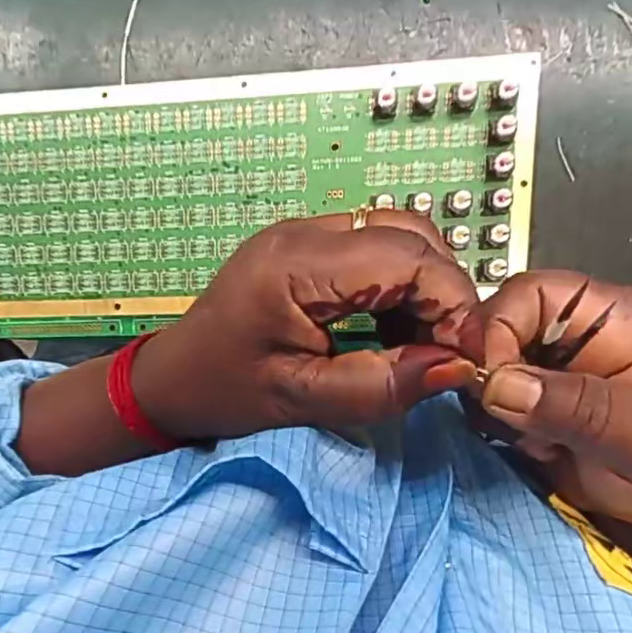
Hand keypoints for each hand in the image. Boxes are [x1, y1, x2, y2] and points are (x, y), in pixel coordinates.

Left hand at [16, 211, 485, 476]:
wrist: (170, 378)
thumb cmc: (217, 389)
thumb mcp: (300, 399)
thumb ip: (379, 385)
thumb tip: (454, 366)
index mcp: (295, 264)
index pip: (409, 258)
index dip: (452, 306)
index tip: (461, 357)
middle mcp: (301, 233)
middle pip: (411, 237)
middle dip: (442, 296)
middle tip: (440, 354)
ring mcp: (301, 235)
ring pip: (398, 239)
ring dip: (422, 290)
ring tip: (414, 347)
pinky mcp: (303, 249)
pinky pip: (372, 251)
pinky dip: (396, 288)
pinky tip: (389, 332)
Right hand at [469, 271, 631, 572]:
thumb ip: (585, 408)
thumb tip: (499, 383)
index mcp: (620, 320)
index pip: (536, 293)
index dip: (501, 324)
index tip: (491, 376)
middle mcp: (574, 335)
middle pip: (496, 322)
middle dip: (488, 366)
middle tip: (501, 412)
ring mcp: (543, 370)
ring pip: (480, 360)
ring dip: (487, 400)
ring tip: (531, 438)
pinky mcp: (520, 402)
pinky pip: (479, 396)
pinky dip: (486, 420)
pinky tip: (524, 444)